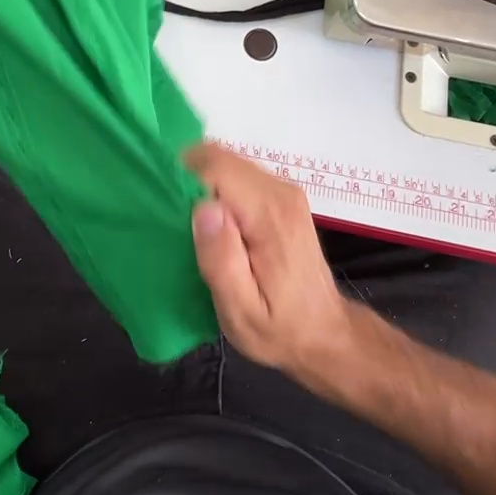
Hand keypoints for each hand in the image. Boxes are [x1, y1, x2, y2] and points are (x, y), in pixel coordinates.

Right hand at [188, 144, 363, 382]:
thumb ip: (221, 260)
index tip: (170, 213)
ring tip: (188, 223)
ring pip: (228, 163)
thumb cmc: (280, 330)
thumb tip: (202, 208)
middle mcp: (280, 193)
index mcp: (270, 216)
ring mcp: (283, 192)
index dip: (186, 181)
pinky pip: (238, 177)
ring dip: (201, 183)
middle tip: (172, 218)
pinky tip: (210, 224)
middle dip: (189, 178)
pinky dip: (216, 189)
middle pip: (221, 159)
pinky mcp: (281, 198)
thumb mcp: (242, 311)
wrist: (325, 336)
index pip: (218, 168)